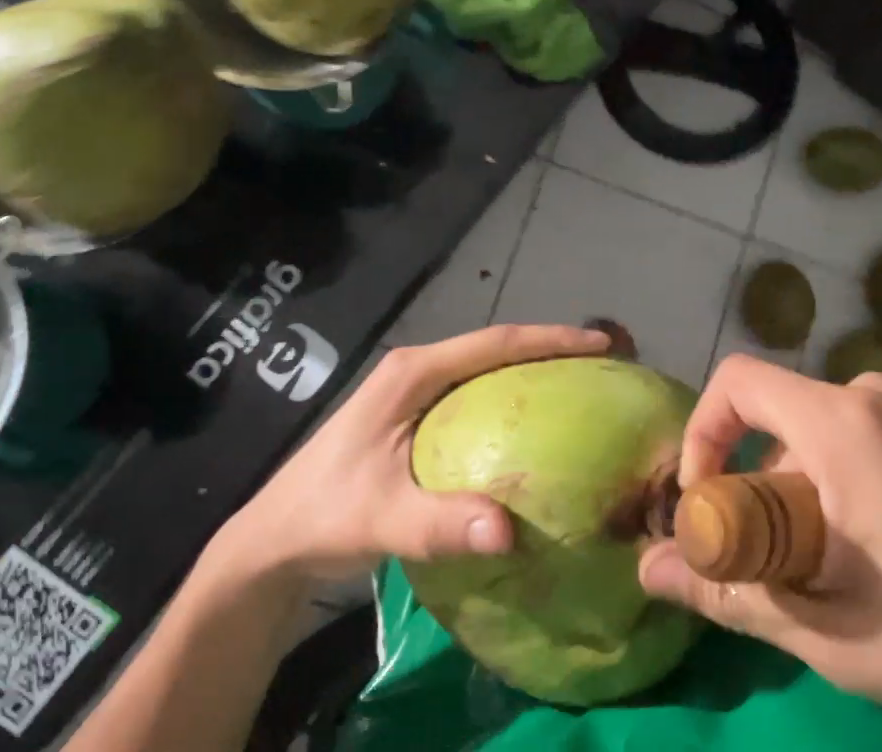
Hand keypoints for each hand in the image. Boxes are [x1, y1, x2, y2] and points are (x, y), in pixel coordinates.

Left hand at [211, 324, 609, 584]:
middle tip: (608, 365)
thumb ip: (440, 524)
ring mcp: (413, 395)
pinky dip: (514, 404)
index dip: (549, 339)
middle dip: (551, 350)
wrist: (273, 541)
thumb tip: (507, 530)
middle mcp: (415, 373)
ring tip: (587, 390)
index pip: (492, 343)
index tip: (601, 344)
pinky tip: (540, 432)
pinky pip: (477, 400)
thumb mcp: (381, 519)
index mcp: (410, 375)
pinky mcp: (413, 420)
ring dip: (535, 375)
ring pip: (487, 373)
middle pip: (496, 349)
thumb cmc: (322, 517)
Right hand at [636, 356, 881, 741]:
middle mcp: (880, 392)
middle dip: (762, 487)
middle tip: (783, 566)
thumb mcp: (828, 628)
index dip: (703, 435)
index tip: (712, 504)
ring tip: (842, 568)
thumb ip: (729, 589)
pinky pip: (873, 435)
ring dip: (810, 489)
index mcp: (845, 425)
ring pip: (827, 431)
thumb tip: (646, 569)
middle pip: (781, 419)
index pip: (737, 382)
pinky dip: (853, 478)